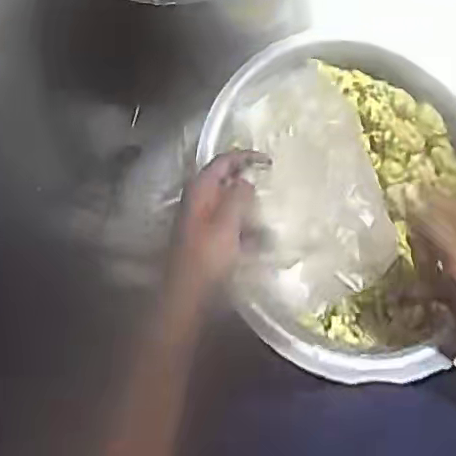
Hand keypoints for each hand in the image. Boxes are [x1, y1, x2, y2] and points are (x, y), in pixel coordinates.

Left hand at [171, 151, 261, 298]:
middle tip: (269, 183)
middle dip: (247, 179)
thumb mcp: (227, 223)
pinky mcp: (205, 238)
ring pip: (227, 201)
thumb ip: (238, 196)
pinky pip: (228, 222)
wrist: (185, 298)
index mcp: (199, 190)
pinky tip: (259, 239)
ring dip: (247, 204)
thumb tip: (245, 180)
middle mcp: (197, 200)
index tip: (269, 162)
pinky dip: (243, 224)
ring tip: (268, 212)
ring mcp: (199, 219)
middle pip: (224, 179)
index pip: (223, 161)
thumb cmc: (207, 258)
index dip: (246, 156)